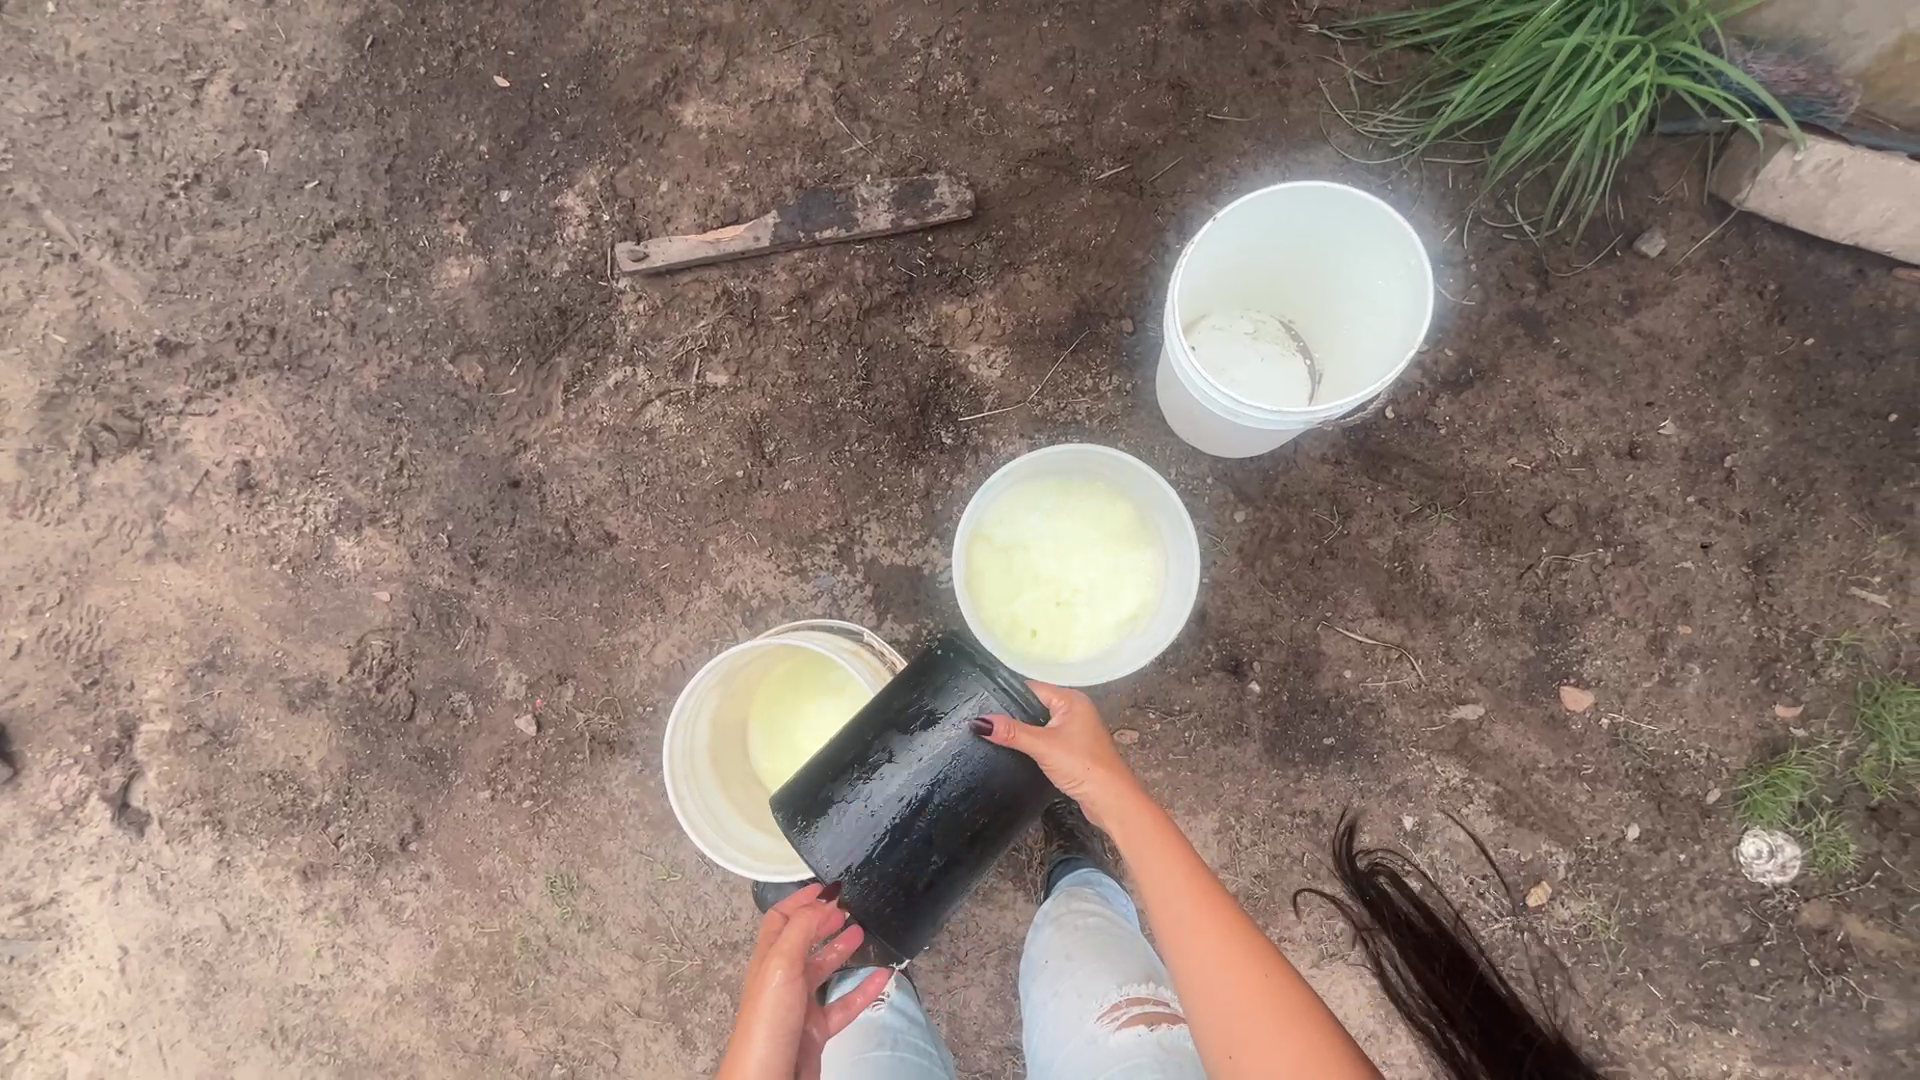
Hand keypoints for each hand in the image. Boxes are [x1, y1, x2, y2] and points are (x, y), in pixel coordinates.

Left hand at [716, 883, 892, 1079]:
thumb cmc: (767, 1024)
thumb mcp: (781, 965)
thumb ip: (802, 928)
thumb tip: (824, 898)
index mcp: (768, 959)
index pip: (780, 919)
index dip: (801, 900)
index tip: (829, 888)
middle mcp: (782, 979)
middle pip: (803, 940)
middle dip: (824, 921)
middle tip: (850, 908)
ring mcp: (798, 1007)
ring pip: (824, 970)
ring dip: (843, 950)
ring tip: (864, 932)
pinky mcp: (815, 1032)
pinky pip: (843, 1005)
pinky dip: (862, 990)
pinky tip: (882, 977)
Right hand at [975, 681, 1143, 829]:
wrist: (1111, 800)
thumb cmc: (1082, 765)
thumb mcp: (1042, 746)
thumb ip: (1012, 732)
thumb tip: (980, 722)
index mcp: (1071, 699)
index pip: (1032, 688)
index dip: (1008, 695)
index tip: (982, 702)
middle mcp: (1075, 710)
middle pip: (1035, 705)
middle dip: (1013, 714)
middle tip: (984, 721)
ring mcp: (1076, 730)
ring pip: (1041, 724)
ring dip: (1024, 731)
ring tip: (995, 734)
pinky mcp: (1074, 749)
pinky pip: (1047, 739)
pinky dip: (1033, 743)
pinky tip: (1017, 750)